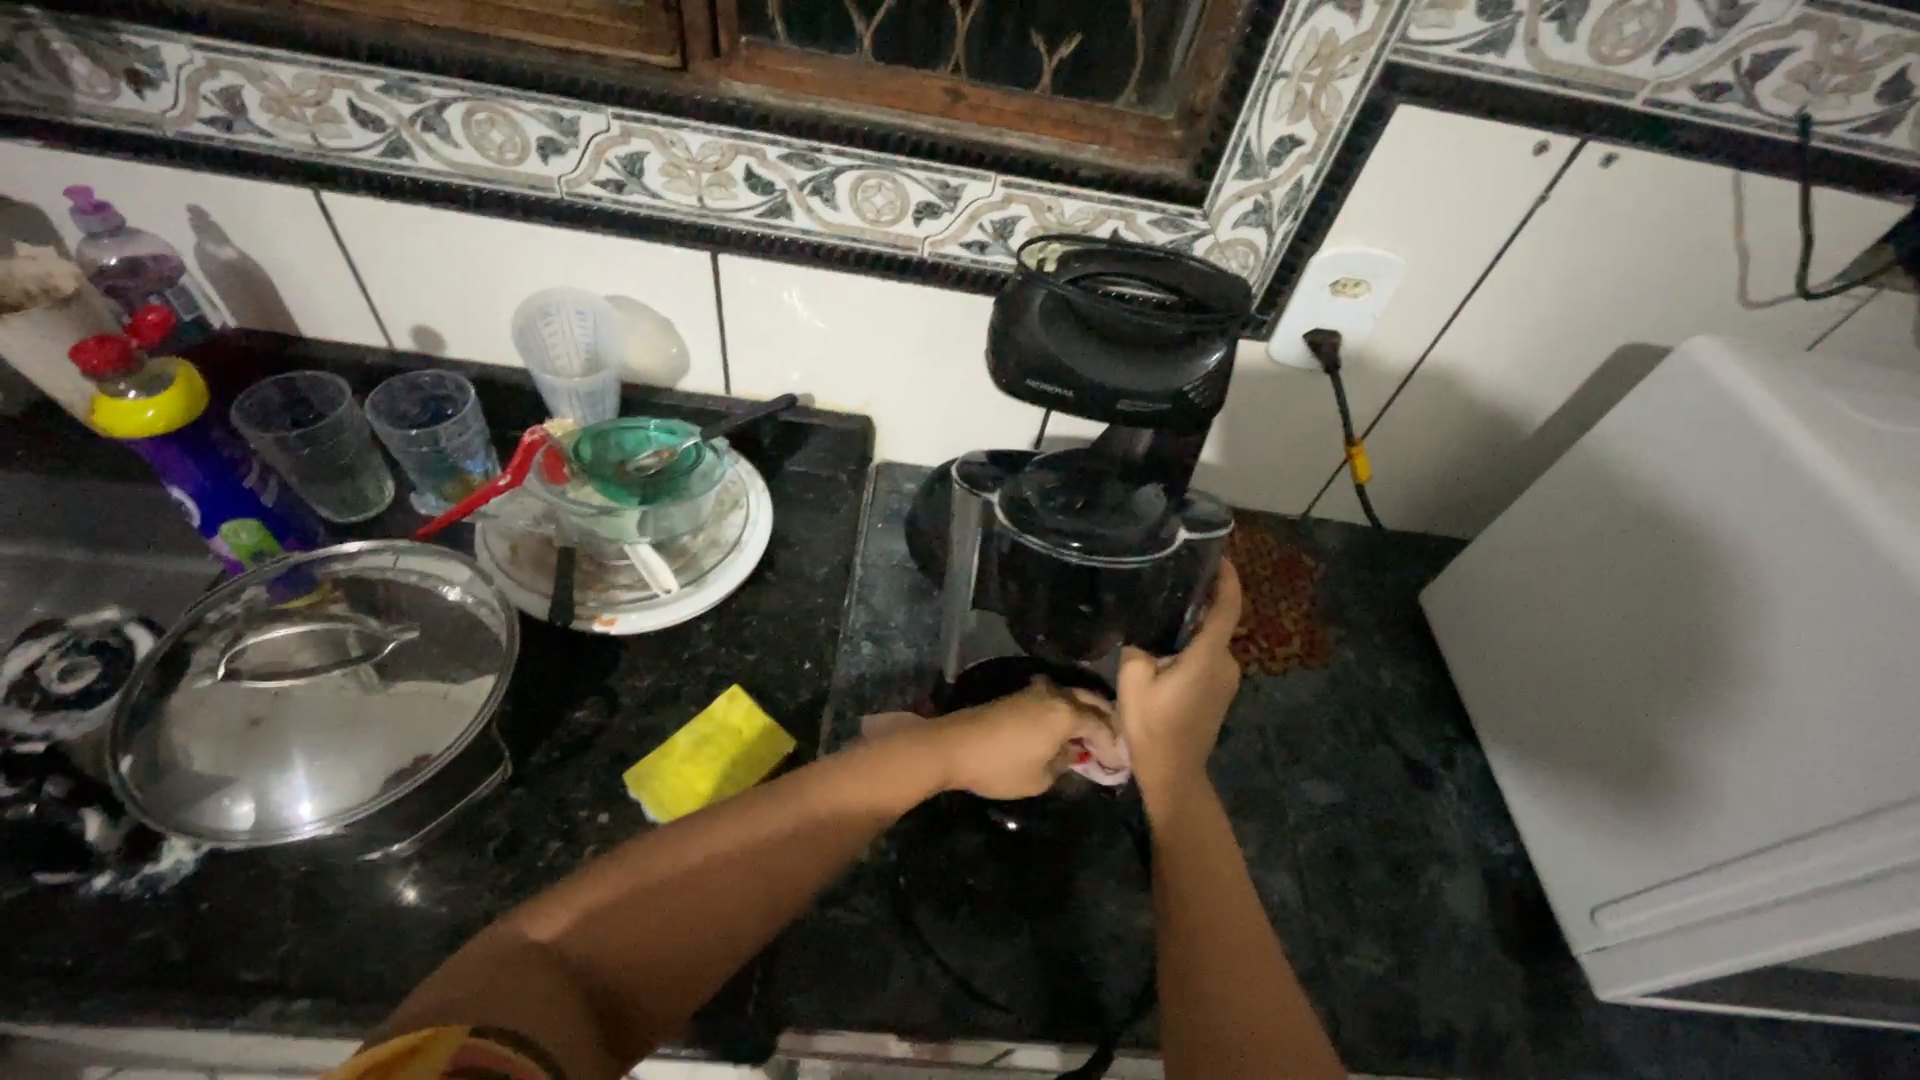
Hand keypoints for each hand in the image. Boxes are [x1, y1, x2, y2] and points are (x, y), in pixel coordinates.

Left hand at [931, 678, 1116, 799]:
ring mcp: (1035, 692)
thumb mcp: (1040, 778)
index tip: (1117, 765)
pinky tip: (1066, 729)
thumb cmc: (1000, 767)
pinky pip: (1055, 699)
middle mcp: (1055, 695)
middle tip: (1115, 741)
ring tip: (1093, 735)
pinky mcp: (1018, 696)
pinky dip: (1067, 711)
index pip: (1102, 726)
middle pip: (1091, 701)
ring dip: (1086, 712)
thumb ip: (1064, 764)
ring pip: (1072, 696)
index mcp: (1067, 713)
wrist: (954, 745)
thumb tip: (1070, 754)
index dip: (1113, 746)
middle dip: (1106, 720)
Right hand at [1116, 560, 1243, 799]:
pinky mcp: (1221, 692)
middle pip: (1216, 622)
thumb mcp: (1132, 680)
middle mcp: (1227, 663)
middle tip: (1167, 583)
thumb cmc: (1152, 726)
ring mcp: (1227, 679)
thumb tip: (1143, 628)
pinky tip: (1164, 650)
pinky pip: (1208, 658)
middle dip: (1196, 602)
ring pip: (1209, 642)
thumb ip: (1139, 646)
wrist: (1173, 773)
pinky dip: (1191, 648)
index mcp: (1208, 655)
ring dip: (1190, 629)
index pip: (1228, 606)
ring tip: (1158, 615)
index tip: (1218, 555)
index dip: (1227, 578)